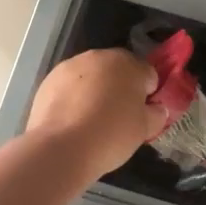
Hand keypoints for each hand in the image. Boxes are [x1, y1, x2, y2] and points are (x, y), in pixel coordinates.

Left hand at [27, 48, 166, 174]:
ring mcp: (70, 66)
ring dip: (95, 91)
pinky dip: (73, 98)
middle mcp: (99, 56)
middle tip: (118, 118)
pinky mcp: (48, 80)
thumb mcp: (144, 129)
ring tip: (92, 121)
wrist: (61, 148)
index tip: (142, 114)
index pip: (148, 74)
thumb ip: (156, 114)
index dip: (148, 95)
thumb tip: (156, 109)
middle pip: (117, 71)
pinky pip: (69, 87)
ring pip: (91, 77)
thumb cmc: (112, 135)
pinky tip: (72, 122)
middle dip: (120, 89)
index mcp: (129, 63)